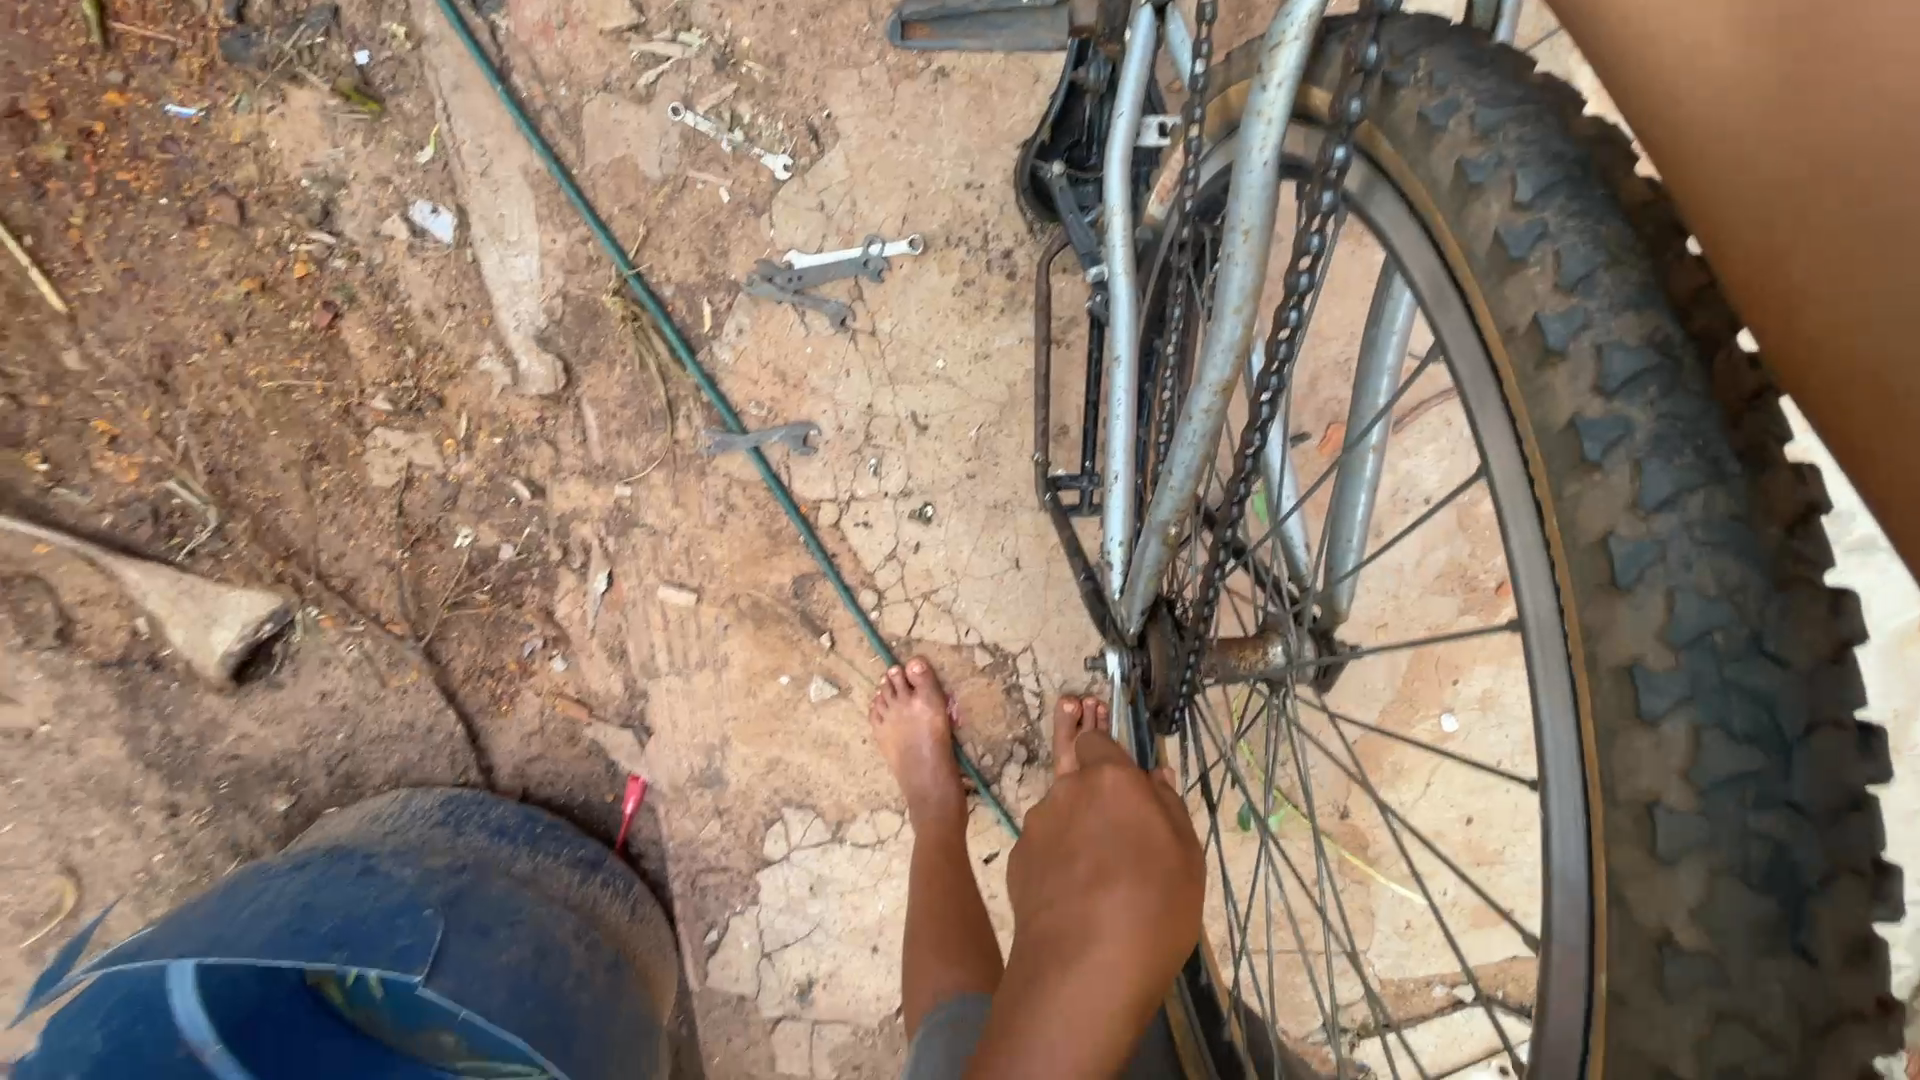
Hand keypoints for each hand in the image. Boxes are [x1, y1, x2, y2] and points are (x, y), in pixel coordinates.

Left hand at [966, 728, 1203, 1077]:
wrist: (1083, 968)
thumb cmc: (1152, 907)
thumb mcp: (1187, 857)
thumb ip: (1169, 806)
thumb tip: (1156, 775)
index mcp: (1111, 779)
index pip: (1098, 742)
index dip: (1109, 757)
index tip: (1126, 784)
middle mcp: (1067, 790)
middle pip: (1078, 778)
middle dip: (1095, 797)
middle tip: (1118, 837)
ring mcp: (1037, 824)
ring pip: (1061, 815)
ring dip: (1076, 831)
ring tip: (1099, 879)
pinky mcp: (1017, 858)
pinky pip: (1045, 848)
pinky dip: (1058, 861)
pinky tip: (1074, 897)